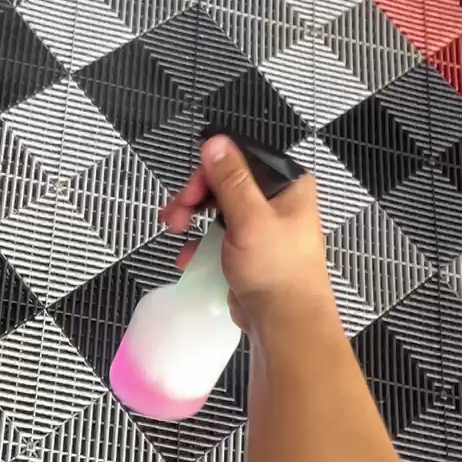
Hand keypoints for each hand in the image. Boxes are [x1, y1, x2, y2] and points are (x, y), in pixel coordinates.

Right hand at [160, 135, 336, 334]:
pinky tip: (189, 256)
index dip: (208, 173)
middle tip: (175, 215)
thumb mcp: (249, 218)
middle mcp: (275, 201)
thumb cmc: (276, 269)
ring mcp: (260, 227)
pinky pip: (216, 237)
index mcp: (286, 185)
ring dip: (192, 221)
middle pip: (224, 185)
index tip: (188, 192)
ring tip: (176, 233)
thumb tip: (215, 143)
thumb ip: (230, 180)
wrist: (282, 317)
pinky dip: (199, 244)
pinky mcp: (246, 250)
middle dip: (194, 199)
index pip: (240, 161)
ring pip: (216, 211)